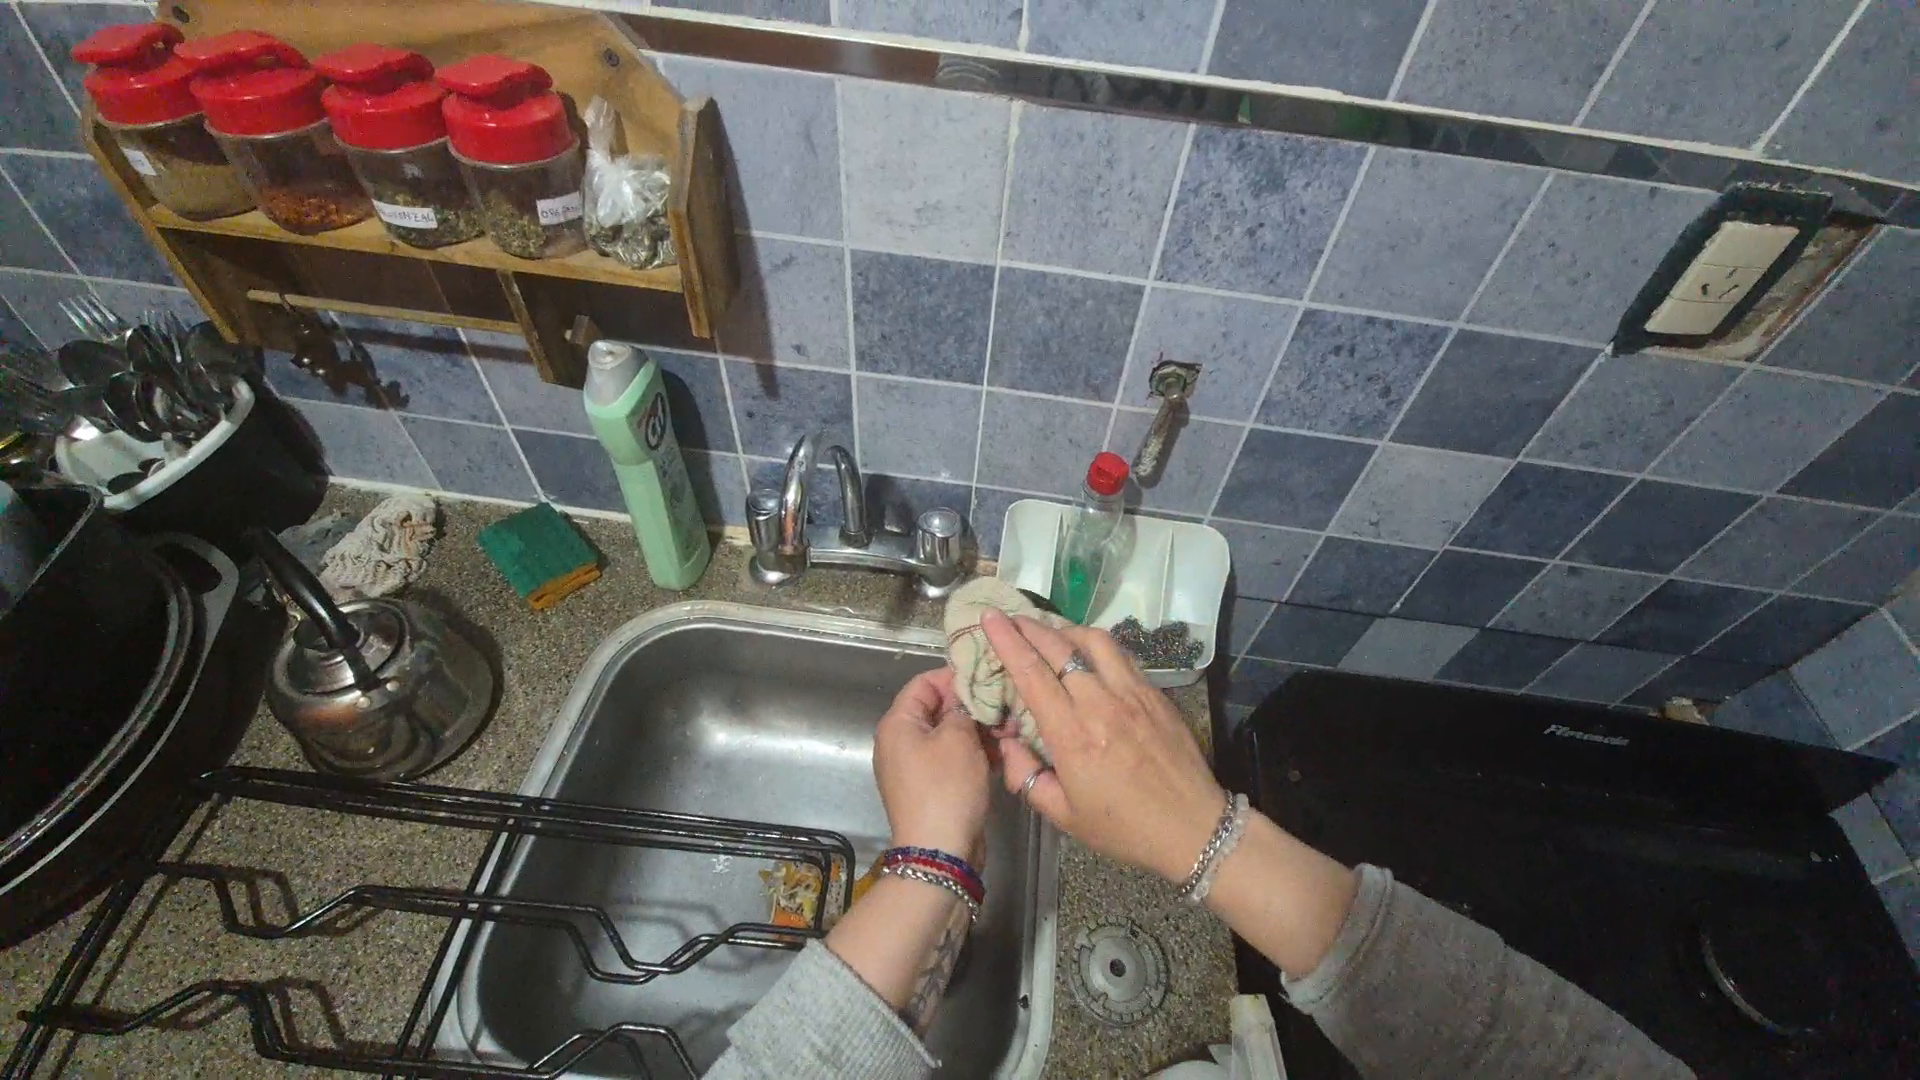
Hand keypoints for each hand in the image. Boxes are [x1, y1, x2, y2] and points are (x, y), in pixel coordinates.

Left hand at [873, 667, 991, 857]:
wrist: (940, 854)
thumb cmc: (946, 788)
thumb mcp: (958, 739)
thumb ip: (962, 708)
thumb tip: (964, 697)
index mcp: (898, 724)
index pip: (923, 683)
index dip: (954, 677)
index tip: (987, 677)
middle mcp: (901, 741)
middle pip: (938, 708)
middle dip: (972, 705)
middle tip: (1005, 703)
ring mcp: (916, 766)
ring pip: (950, 735)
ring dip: (979, 730)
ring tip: (1011, 727)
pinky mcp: (933, 787)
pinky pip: (953, 758)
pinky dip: (975, 752)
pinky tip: (1003, 750)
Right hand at [979, 609, 1226, 883]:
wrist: (1194, 829)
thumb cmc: (1124, 828)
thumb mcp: (1064, 816)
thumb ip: (1026, 776)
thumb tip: (1006, 741)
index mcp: (1073, 736)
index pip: (1032, 674)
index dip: (1007, 642)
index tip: (990, 618)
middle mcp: (1101, 704)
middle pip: (1060, 648)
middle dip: (1029, 627)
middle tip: (1011, 618)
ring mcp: (1132, 694)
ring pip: (1095, 641)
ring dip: (1066, 630)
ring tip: (1050, 632)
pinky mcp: (1155, 694)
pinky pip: (1121, 655)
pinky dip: (1096, 646)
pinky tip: (1087, 653)